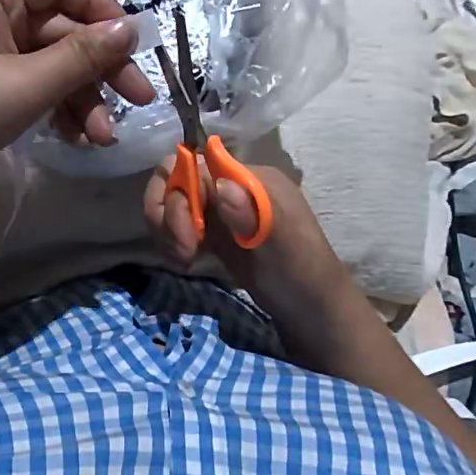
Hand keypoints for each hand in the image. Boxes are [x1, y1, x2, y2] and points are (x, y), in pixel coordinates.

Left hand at [0, 0, 155, 181]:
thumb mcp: (27, 83)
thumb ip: (82, 55)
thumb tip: (130, 30)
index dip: (98, 6)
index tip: (130, 44)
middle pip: (62, 25)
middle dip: (101, 66)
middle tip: (140, 98)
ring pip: (54, 61)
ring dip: (84, 97)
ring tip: (103, 137)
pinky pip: (37, 83)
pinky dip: (61, 107)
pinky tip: (80, 138)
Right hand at [144, 158, 355, 332]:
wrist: (309, 308)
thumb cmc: (301, 274)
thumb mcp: (283, 244)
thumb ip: (253, 213)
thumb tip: (222, 184)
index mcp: (250, 179)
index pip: (195, 166)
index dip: (181, 195)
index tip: (191, 236)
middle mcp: (230, 186)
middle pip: (175, 179)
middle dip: (168, 214)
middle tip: (183, 250)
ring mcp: (218, 208)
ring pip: (170, 201)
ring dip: (166, 228)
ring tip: (184, 258)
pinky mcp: (210, 230)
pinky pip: (175, 222)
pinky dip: (170, 239)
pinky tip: (186, 260)